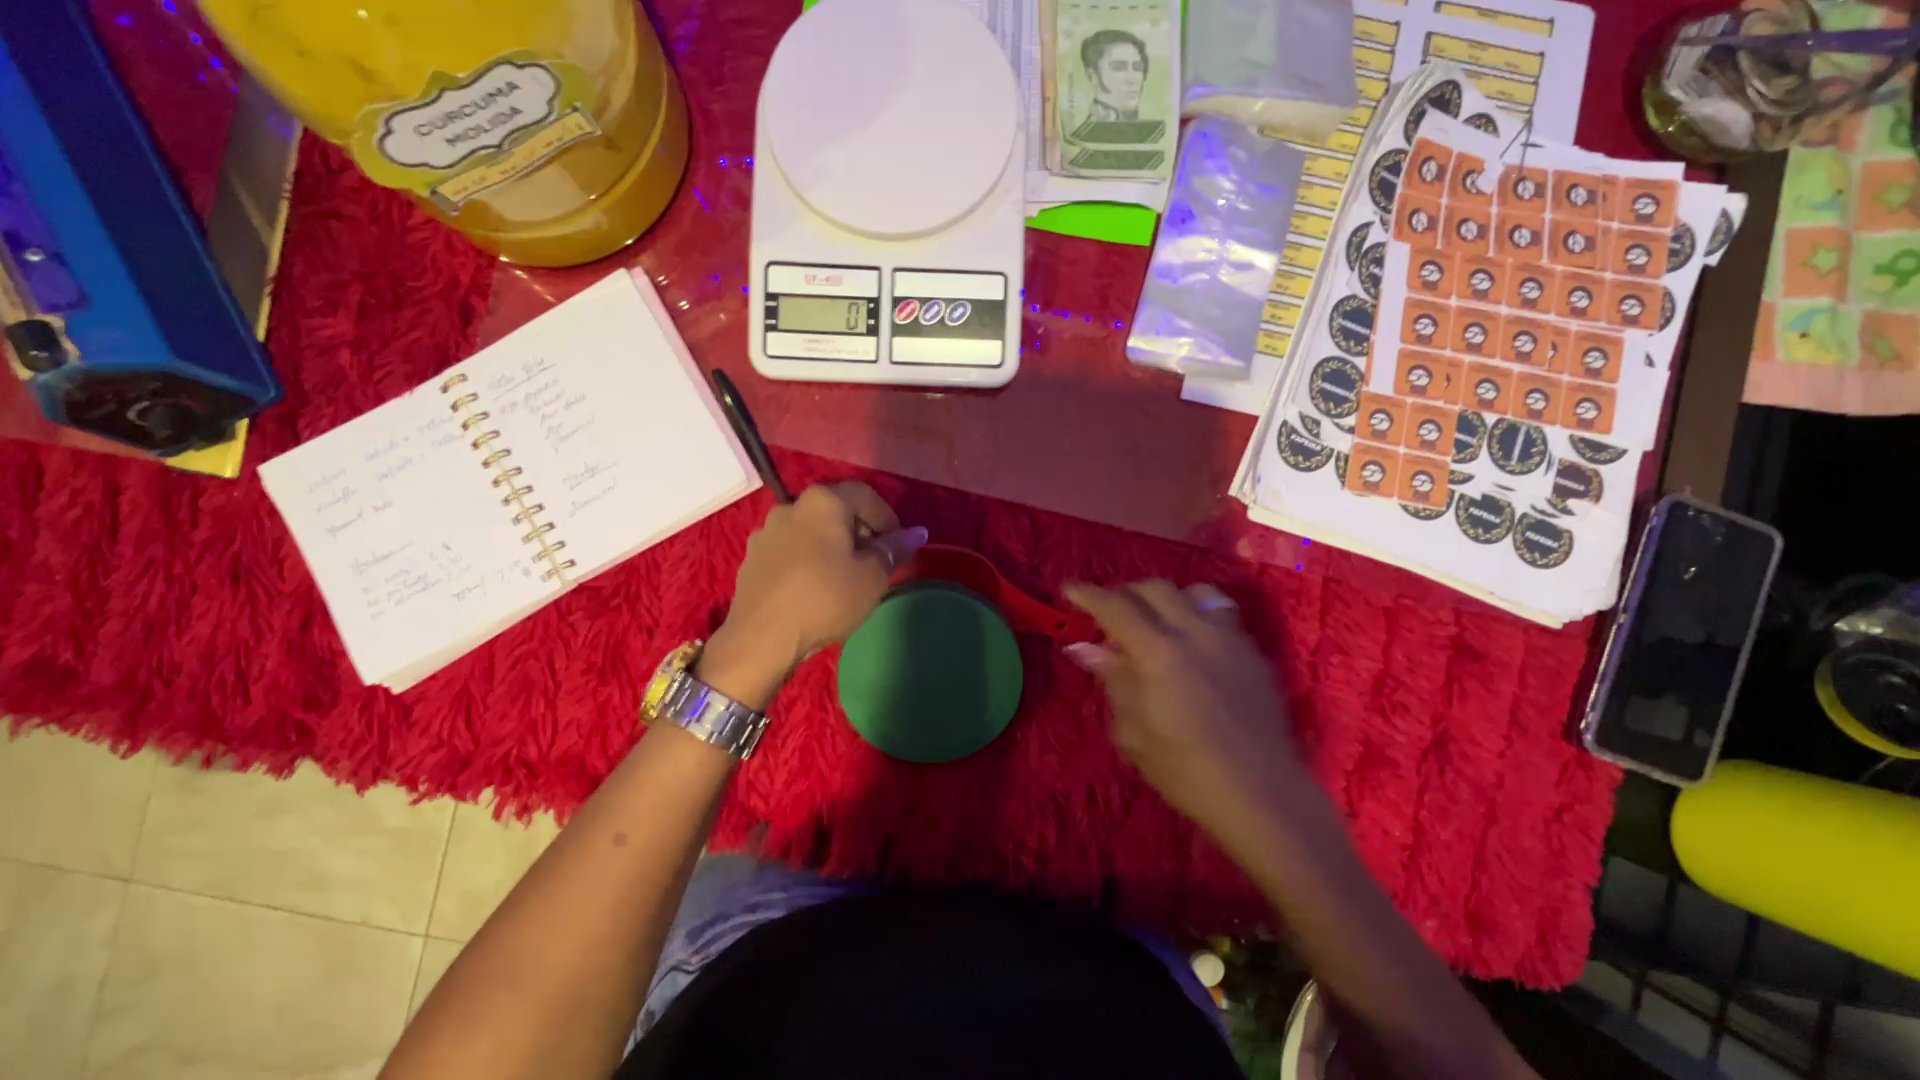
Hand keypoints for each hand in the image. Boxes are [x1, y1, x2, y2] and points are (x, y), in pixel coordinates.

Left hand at [698, 483, 925, 709]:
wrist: (762, 637)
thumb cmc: (826, 599)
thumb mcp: (872, 577)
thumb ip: (894, 550)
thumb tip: (916, 534)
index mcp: (823, 501)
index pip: (865, 495)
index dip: (888, 519)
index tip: (897, 546)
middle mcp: (791, 506)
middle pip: (835, 510)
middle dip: (859, 531)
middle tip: (874, 562)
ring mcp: (766, 532)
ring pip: (810, 530)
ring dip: (831, 546)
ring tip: (844, 577)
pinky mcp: (752, 558)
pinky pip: (790, 550)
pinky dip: (807, 560)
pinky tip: (814, 587)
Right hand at [1064, 581, 1309, 850]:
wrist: (1263, 794)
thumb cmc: (1187, 773)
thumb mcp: (1134, 734)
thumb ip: (1114, 681)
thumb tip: (1086, 648)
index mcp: (1159, 653)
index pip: (1115, 607)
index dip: (1088, 595)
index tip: (1068, 590)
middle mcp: (1196, 632)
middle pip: (1155, 589)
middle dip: (1125, 594)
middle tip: (1108, 615)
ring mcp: (1231, 639)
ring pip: (1193, 593)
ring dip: (1165, 599)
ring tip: (1154, 623)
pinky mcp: (1255, 653)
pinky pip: (1221, 615)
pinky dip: (1196, 615)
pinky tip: (1191, 645)